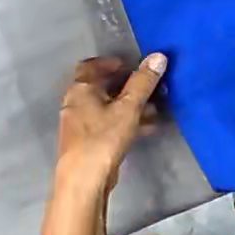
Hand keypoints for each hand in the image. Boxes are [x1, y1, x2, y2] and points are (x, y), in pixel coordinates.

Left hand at [55, 54, 166, 193]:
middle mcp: (76, 103)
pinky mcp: (89, 140)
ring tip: (155, 107)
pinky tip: (147, 127)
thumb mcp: (129, 107)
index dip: (111, 63)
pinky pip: (110, 122)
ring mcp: (81, 123)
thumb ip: (143, 82)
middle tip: (149, 85)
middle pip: (101, 86)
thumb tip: (158, 56)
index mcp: (81, 90)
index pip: (91, 66)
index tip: (132, 65)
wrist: (85, 177)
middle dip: (126, 84)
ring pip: (108, 106)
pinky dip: (127, 120)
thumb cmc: (104, 137)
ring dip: (129, 104)